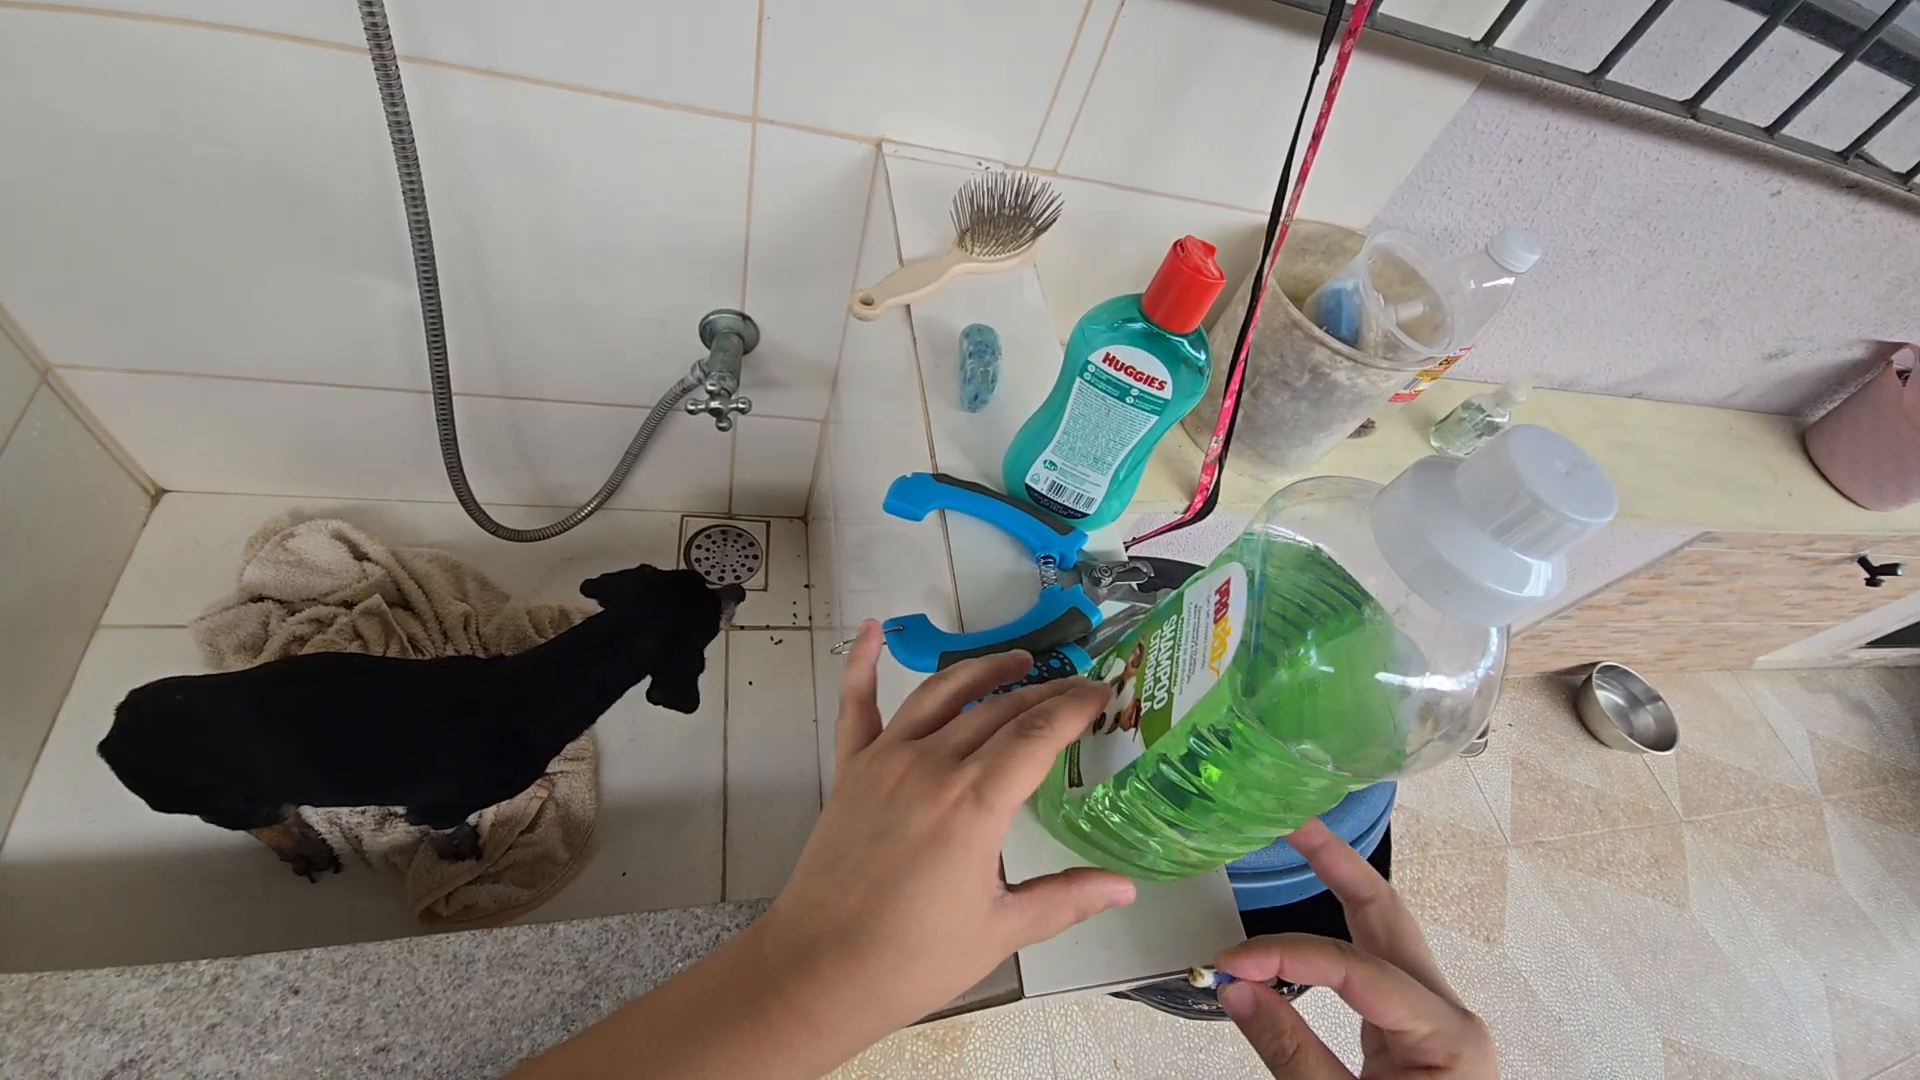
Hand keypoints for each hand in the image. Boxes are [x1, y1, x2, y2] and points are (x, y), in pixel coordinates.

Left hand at [749, 620, 1135, 1036]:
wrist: (820, 969)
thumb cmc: (914, 958)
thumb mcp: (1001, 930)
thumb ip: (1066, 899)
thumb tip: (1127, 889)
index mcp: (976, 803)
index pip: (1038, 734)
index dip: (1075, 707)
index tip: (1102, 691)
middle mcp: (933, 764)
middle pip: (999, 709)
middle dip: (1044, 692)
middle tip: (1075, 685)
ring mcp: (886, 758)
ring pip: (942, 692)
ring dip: (983, 669)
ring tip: (1017, 660)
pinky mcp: (851, 766)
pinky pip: (855, 702)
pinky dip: (861, 662)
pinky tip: (871, 628)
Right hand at [1214, 820, 1495, 1077]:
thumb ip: (1291, 1053)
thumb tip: (1230, 986)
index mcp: (1447, 1036)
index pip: (1353, 967)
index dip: (1285, 955)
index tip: (1229, 964)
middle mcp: (1447, 1011)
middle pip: (1387, 912)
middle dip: (1336, 861)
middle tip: (1289, 821)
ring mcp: (1432, 1016)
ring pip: (1384, 926)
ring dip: (1338, 880)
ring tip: (1297, 841)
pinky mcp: (1410, 1028)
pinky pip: (1371, 958)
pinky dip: (1335, 923)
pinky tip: (1310, 902)